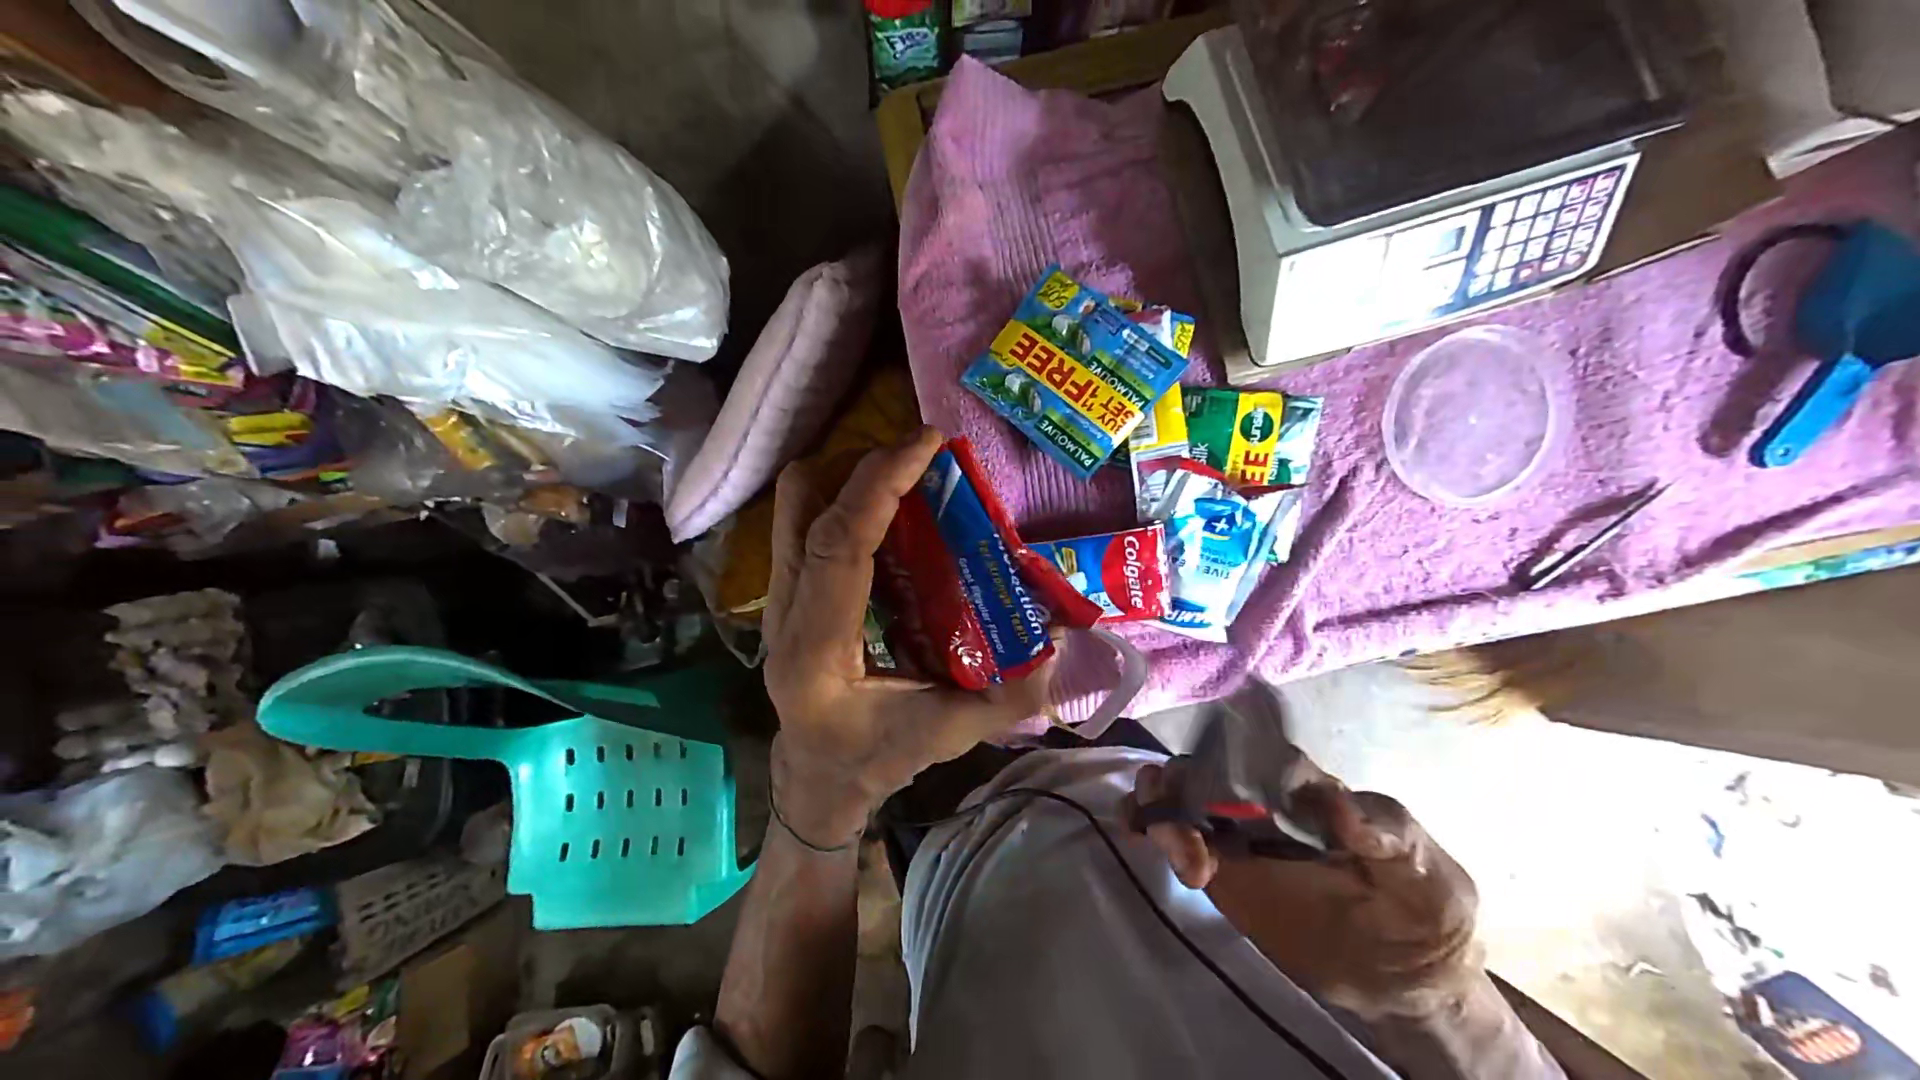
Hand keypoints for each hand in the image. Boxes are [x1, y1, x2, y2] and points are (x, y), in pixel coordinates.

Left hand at [764, 426, 1052, 848]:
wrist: (815, 774)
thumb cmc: (872, 759)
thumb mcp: (943, 737)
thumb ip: (1005, 698)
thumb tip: (1056, 641)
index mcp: (816, 648)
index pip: (838, 545)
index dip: (880, 484)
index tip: (927, 442)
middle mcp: (784, 611)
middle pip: (803, 505)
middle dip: (867, 467)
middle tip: (927, 458)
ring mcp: (777, 597)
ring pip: (795, 504)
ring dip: (850, 475)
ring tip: (909, 476)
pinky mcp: (786, 589)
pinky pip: (802, 519)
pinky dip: (844, 496)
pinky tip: (889, 511)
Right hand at [1132, 761, 1480, 1019]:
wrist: (1407, 981)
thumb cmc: (1427, 911)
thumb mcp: (1428, 873)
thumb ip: (1389, 834)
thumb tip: (1337, 805)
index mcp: (1312, 789)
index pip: (1265, 757)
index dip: (1239, 766)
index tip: (1234, 805)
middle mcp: (1265, 800)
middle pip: (1206, 768)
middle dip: (1181, 786)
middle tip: (1192, 843)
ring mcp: (1236, 833)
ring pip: (1179, 795)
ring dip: (1162, 810)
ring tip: (1186, 861)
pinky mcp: (1219, 870)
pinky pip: (1172, 835)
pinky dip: (1147, 826)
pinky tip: (1135, 836)